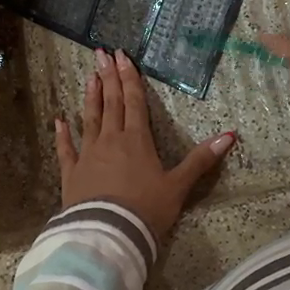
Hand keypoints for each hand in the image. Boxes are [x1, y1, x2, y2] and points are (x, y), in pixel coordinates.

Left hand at [54, 49, 236, 240]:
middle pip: (111, 103)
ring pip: (90, 119)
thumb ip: (201, 159)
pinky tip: (59, 120)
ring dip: (91, 97)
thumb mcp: (178, 185)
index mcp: (137, 140)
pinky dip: (63, 135)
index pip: (134, 101)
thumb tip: (230, 135)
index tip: (123, 55)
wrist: (108, 236)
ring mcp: (88, 155)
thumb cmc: (146, 210)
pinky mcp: (71, 174)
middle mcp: (111, 140)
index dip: (130, 78)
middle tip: (102, 53)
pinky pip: (66, 150)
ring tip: (89, 77)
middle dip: (109, 77)